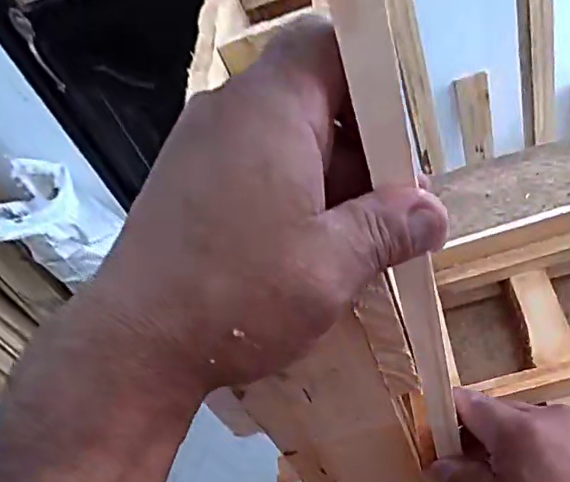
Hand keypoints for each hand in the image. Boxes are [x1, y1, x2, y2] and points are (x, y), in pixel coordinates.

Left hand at [73, 18, 448, 400]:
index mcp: (271, 108)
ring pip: (278, 149)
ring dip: (321, 190)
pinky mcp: (180, 195)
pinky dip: (281, 207)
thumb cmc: (239, 297)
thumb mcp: (331, 268)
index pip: (332, 47)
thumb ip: (386, 230)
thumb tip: (432, 214)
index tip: (400, 150)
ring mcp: (196, 154)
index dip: (376, 87)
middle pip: (309, 103)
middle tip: (387, 218)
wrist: (137, 346)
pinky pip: (246, 180)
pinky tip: (296, 261)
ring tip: (347, 251)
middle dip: (358, 155)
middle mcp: (228, 115)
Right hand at [429, 389, 569, 481]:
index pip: (466, 402)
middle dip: (467, 432)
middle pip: (490, 409)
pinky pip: (536, 429)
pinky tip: (516, 475)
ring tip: (486, 475)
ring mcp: (563, 421)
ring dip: (493, 439)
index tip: (429, 436)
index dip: (442, 414)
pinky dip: (518, 444)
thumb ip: (463, 475)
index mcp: (516, 428)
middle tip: (452, 464)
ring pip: (513, 419)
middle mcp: (541, 413)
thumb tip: (437, 465)